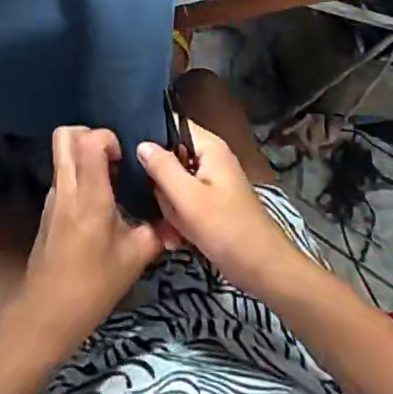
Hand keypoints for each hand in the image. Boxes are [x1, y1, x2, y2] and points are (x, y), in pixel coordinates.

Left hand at [18, 127, 166, 347]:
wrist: (46, 314)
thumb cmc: (93, 286)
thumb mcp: (135, 258)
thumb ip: (157, 231)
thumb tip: (177, 218)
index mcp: (89, 195)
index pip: (89, 140)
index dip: (108, 137)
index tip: (125, 157)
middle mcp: (66, 188)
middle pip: (64, 135)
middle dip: (91, 134)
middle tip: (115, 157)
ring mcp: (52, 198)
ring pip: (61, 155)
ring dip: (85, 155)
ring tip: (112, 179)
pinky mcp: (48, 210)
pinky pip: (62, 176)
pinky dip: (80, 175)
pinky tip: (100, 202)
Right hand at [137, 123, 306, 296]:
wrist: (263, 269)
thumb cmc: (226, 229)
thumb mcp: (188, 198)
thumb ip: (162, 168)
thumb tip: (141, 144)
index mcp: (209, 147)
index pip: (172, 124)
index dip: (151, 136)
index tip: (130, 155)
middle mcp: (210, 159)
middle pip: (170, 158)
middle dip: (161, 185)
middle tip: (161, 206)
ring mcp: (210, 182)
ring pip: (173, 184)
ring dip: (169, 208)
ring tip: (172, 230)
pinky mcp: (210, 203)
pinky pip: (184, 203)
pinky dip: (179, 220)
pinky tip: (177, 240)